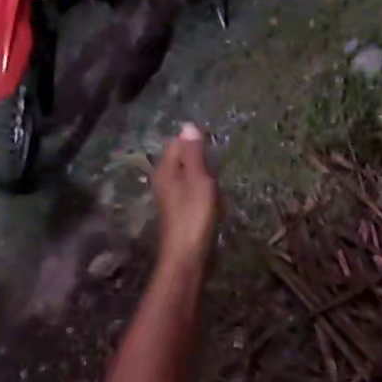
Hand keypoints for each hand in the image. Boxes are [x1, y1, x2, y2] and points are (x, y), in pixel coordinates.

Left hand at [152, 123, 218, 267]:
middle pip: (181, 158)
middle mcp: (163, 180)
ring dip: (202, 174)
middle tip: (218, 161)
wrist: (187, 256)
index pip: (177, 142)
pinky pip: (191, 191)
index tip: (215, 144)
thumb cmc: (194, 215)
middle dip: (199, 156)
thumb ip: (194, 153)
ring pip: (187, 175)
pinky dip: (202, 189)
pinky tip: (212, 197)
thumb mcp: (198, 179)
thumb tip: (188, 125)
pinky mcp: (179, 211)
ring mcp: (170, 197)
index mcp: (165, 170)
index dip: (195, 140)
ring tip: (217, 178)